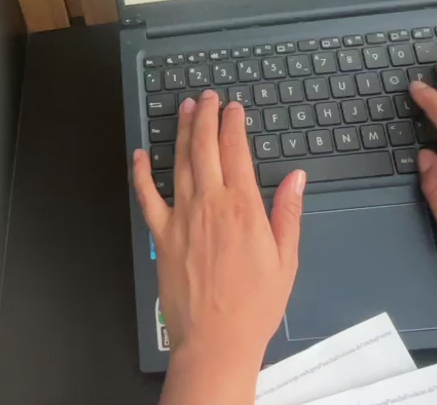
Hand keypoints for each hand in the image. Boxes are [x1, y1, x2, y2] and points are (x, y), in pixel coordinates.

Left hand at [132, 89, 306, 400]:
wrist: (216, 342)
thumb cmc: (255, 304)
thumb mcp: (286, 259)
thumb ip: (288, 212)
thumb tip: (297, 177)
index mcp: (243, 207)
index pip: (236, 151)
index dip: (233, 124)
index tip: (234, 107)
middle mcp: (210, 203)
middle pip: (205, 147)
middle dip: (207, 116)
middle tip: (208, 96)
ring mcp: (182, 216)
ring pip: (180, 161)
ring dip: (182, 131)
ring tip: (185, 108)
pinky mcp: (161, 233)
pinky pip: (147, 196)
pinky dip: (141, 173)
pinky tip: (139, 153)